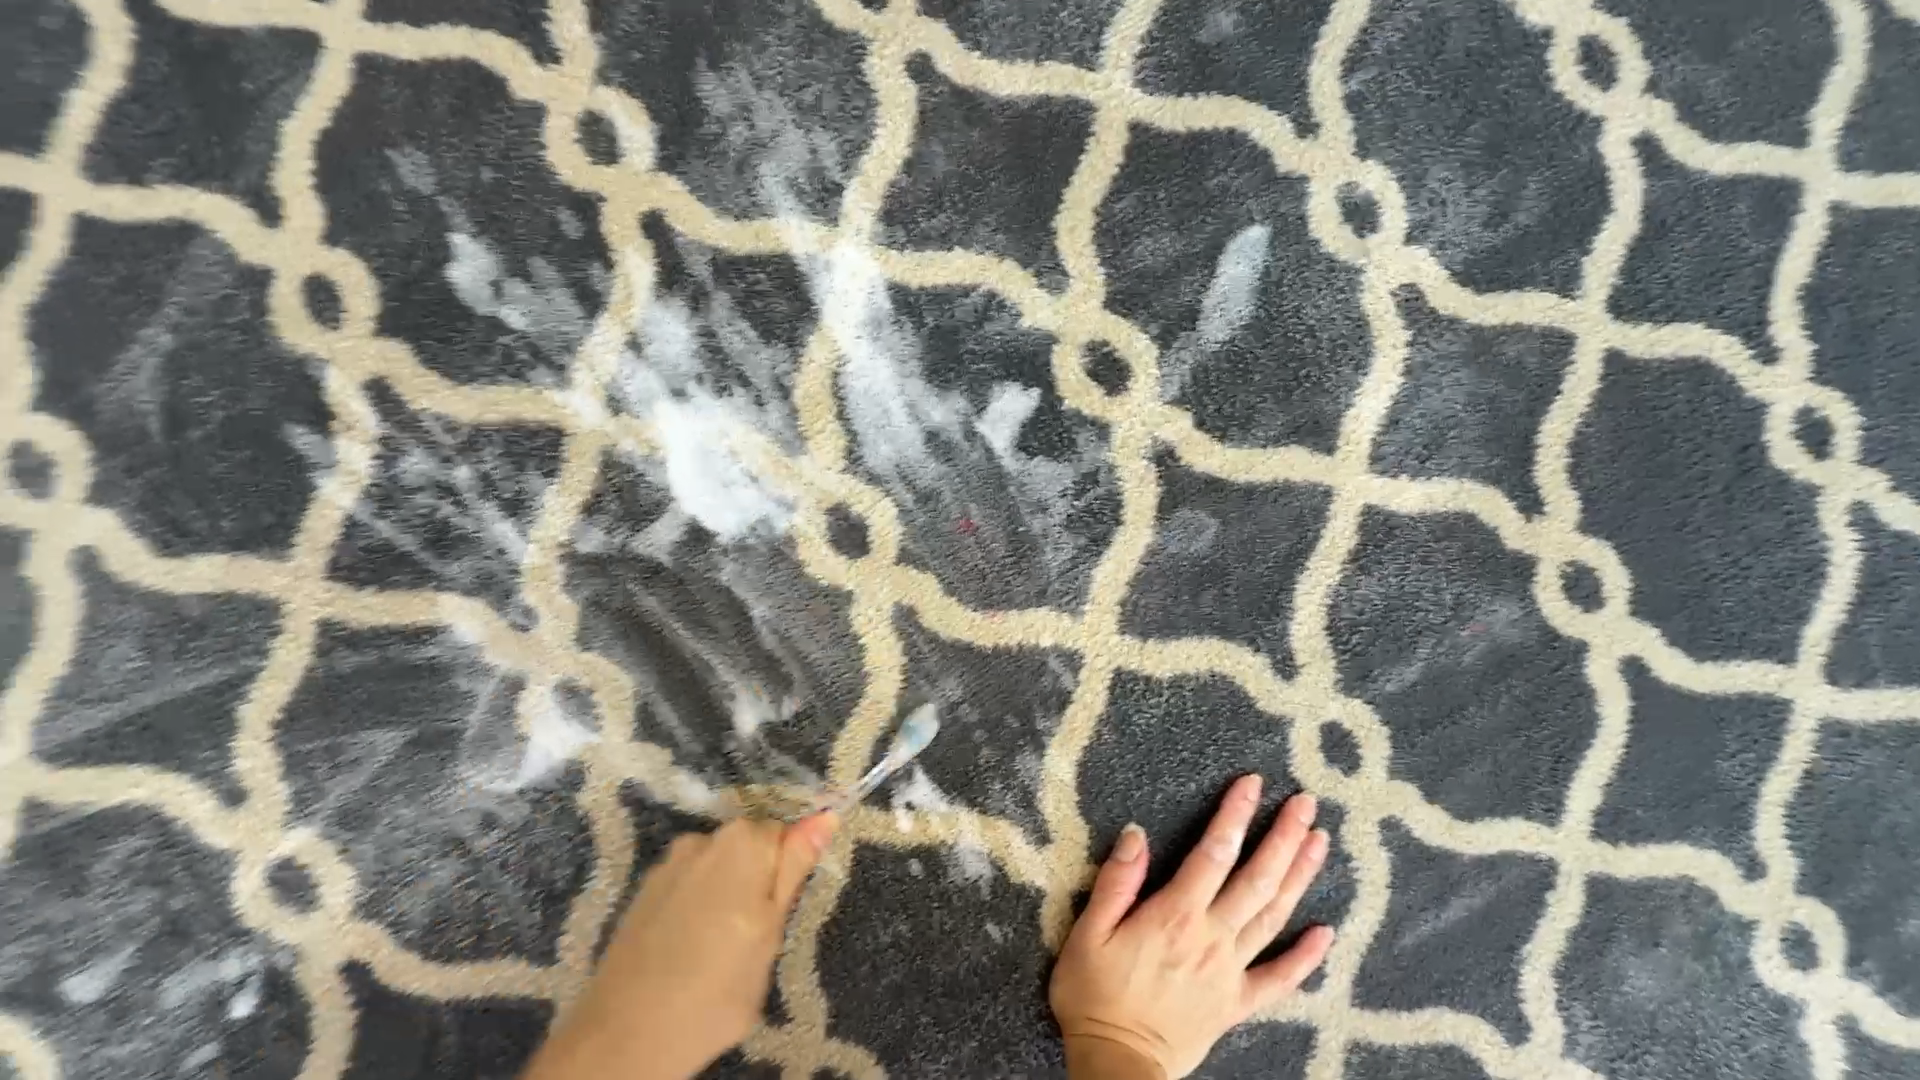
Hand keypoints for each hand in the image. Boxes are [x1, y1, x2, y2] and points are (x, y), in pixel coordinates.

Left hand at [526, 813, 838, 1079]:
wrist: (625, 1037)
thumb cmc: (716, 988)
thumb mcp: (771, 930)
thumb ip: (795, 867)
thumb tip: (825, 816)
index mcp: (741, 841)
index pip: (783, 836)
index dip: (785, 876)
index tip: (776, 917)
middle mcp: (701, 839)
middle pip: (748, 850)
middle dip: (755, 884)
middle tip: (752, 940)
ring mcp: (666, 866)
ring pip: (716, 872)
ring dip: (724, 899)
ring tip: (717, 954)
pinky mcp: (642, 894)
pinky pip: (686, 890)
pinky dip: (693, 913)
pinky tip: (686, 954)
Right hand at [1050, 776, 1333, 1079]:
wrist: (1116, 1066)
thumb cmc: (1094, 994)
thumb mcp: (1088, 932)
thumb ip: (1116, 882)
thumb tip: (1137, 834)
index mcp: (1175, 915)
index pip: (1214, 853)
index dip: (1235, 815)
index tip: (1252, 783)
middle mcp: (1212, 938)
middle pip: (1257, 879)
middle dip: (1283, 837)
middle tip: (1306, 804)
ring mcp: (1230, 972)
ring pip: (1273, 917)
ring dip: (1298, 877)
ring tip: (1319, 842)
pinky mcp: (1236, 1004)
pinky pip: (1279, 978)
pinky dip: (1305, 956)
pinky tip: (1326, 933)